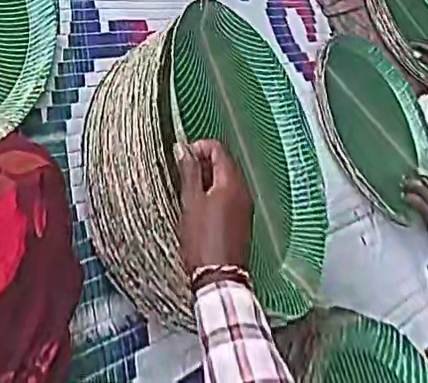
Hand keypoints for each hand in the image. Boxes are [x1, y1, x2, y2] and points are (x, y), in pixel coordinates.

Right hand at [176, 139, 253, 273]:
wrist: (219, 278)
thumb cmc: (202, 239)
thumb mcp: (191, 201)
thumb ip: (188, 170)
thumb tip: (182, 147)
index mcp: (232, 182)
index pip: (218, 148)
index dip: (198, 148)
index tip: (182, 159)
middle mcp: (243, 190)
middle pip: (224, 161)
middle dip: (203, 162)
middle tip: (183, 174)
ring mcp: (245, 205)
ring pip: (226, 177)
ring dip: (208, 177)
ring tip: (189, 190)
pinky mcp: (242, 218)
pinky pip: (229, 193)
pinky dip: (215, 191)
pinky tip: (200, 205)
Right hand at [410, 39, 427, 90]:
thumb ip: (425, 58)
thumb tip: (413, 52)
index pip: (425, 43)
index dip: (415, 43)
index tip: (406, 44)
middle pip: (427, 43)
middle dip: (418, 44)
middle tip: (407, 46)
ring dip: (421, 47)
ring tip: (413, 49)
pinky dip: (426, 50)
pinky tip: (421, 54)